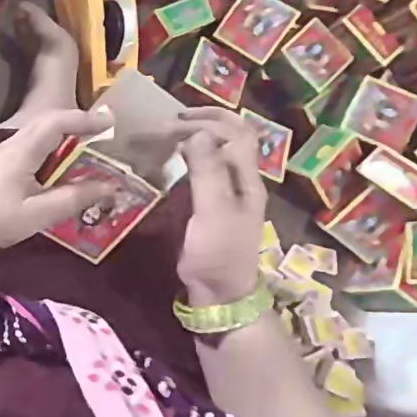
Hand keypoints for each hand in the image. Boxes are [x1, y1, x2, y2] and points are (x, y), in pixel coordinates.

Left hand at [0, 108, 115, 254]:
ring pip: (40, 136)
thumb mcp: (37, 214)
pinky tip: (62, 171)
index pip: (58, 122)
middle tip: (103, 135)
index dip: (85, 120)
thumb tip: (108, 187)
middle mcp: (13, 146)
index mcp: (22, 150)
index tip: (110, 124)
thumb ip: (74, 199)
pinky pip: (33, 150)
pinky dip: (53, 153)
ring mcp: (4, 156)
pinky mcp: (1, 169)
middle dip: (77, 125)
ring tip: (89, 151)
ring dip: (65, 139)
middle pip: (48, 123)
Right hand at [175, 106, 267, 306]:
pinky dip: (188, 161)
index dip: (209, 121)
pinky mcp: (210, 209)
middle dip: (206, 122)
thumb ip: (207, 170)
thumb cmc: (218, 253)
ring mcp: (226, 196)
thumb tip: (197, 133)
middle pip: (232, 138)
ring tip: (169, 135)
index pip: (236, 133)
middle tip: (172, 121)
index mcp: (247, 179)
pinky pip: (203, 174)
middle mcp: (240, 181)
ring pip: (218, 154)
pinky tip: (169, 164)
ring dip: (197, 139)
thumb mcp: (213, 210)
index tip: (174, 124)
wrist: (219, 295)